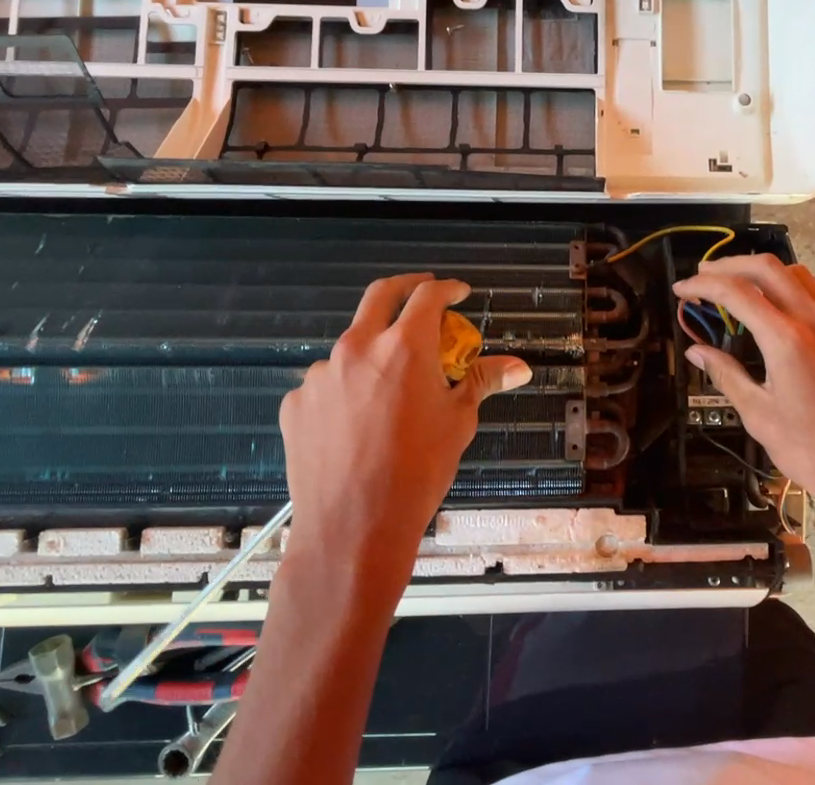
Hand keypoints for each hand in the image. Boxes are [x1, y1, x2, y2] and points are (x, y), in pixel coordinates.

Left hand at [280, 274, 531, 567]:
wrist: (354, 527)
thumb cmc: (416, 473)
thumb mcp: (458, 421)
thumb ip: (482, 381)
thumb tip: (517, 367)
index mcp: (405, 347)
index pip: (428, 296)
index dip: (447, 289)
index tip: (458, 293)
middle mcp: (358, 349)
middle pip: (381, 295)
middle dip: (406, 287)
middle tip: (422, 294)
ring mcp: (321, 374)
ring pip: (351, 344)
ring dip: (374, 349)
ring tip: (391, 385)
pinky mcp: (297, 402)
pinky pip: (326, 382)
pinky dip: (346, 388)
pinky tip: (359, 420)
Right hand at [674, 255, 814, 519]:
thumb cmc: (811, 451)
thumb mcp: (758, 414)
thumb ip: (726, 373)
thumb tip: (697, 351)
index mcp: (787, 340)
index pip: (737, 293)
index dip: (703, 285)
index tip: (681, 289)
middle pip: (768, 268)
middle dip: (730, 265)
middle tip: (704, 275)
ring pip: (799, 275)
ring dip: (765, 272)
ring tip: (740, 287)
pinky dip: (796, 288)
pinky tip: (785, 308)